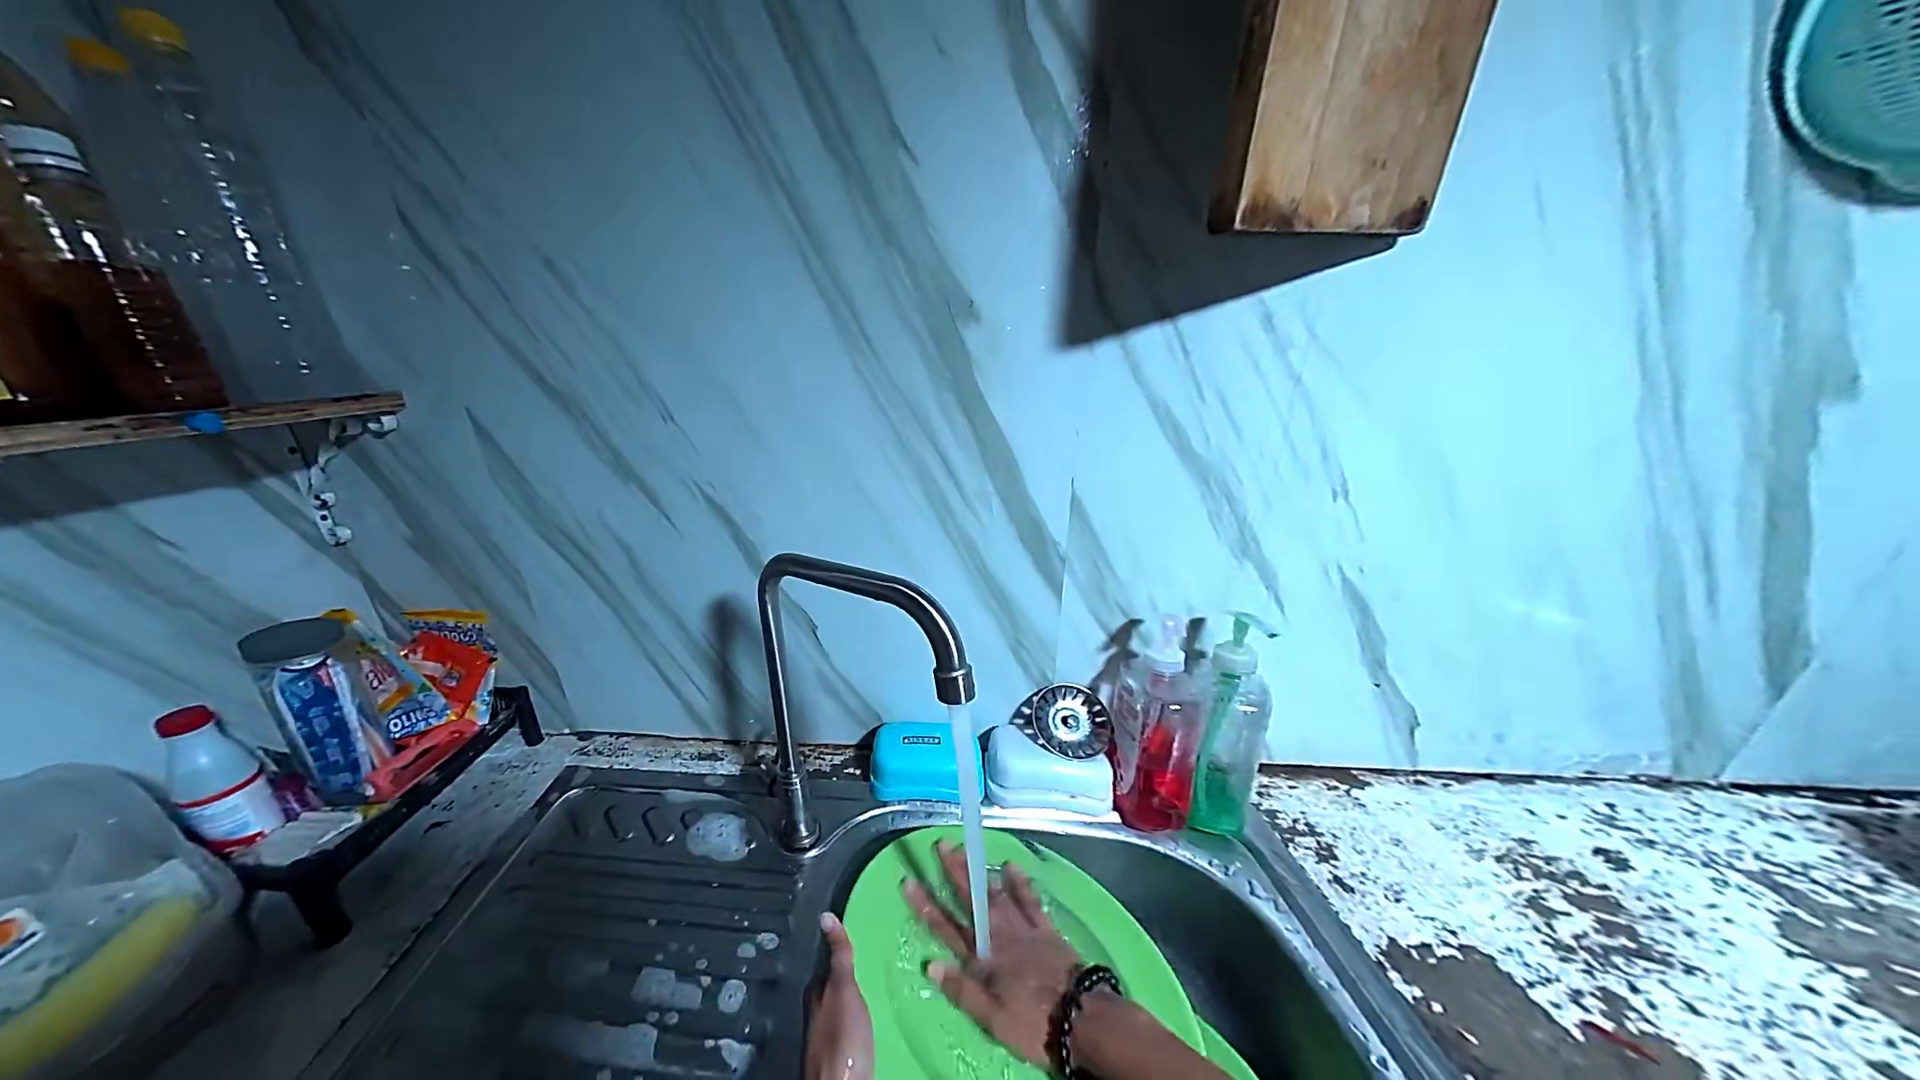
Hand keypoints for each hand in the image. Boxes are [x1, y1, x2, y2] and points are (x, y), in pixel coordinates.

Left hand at [805, 912, 873, 1079]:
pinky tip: (877, 1013)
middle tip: (877, 955)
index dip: (841, 948)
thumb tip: (826, 916)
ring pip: (845, 1004)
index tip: (860, 932)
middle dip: (853, 971)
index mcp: (816, 994)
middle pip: (836, 984)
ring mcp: (830, 1033)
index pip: (827, 962)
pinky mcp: (844, 1051)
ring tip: (882, 981)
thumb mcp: (843, 989)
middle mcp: (819, 1012)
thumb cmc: (843, 1036)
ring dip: (861, 993)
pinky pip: (854, 1022)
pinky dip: (864, 1014)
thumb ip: (839, 956)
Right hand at [906, 841, 1084, 1066]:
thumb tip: (932, 964)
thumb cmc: (1034, 1022)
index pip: (947, 928)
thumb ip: (962, 990)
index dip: (926, 906)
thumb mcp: (992, 1018)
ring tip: (967, 849)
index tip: (909, 882)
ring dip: (979, 871)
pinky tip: (1011, 866)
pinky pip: (1029, 900)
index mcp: (982, 960)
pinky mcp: (1045, 929)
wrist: (1081, 1015)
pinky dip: (1019, 882)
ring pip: (996, 894)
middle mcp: (999, 936)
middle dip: (954, 872)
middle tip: (942, 844)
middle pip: (971, 900)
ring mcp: (1023, 928)